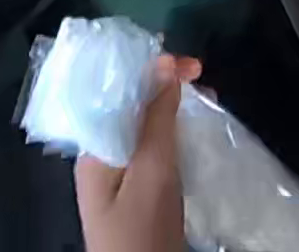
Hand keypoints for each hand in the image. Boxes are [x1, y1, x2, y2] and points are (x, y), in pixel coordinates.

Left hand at [74, 55, 201, 251]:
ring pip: (143, 122)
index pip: (117, 88)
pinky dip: (172, 129)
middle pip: (130, 101)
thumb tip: (166, 64)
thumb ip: (157, 118)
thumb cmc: (142, 235)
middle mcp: (101, 153)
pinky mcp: (136, 190)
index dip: (151, 68)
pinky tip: (192, 126)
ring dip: (170, 103)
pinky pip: (152, 145)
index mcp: (94, 146)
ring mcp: (118, 173)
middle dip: (164, 82)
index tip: (189, 64)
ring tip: (203, 95)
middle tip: (200, 76)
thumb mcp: (153, 173)